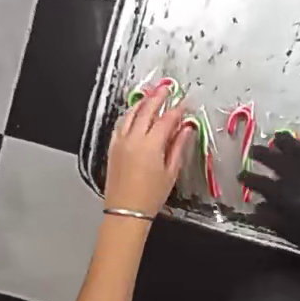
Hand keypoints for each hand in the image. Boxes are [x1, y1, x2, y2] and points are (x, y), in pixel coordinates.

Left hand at [105, 92, 188, 215]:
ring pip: (131, 114)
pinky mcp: (113, 148)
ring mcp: (121, 142)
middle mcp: (134, 139)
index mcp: (151, 145)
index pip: (166, 119)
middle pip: (147, 110)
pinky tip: (134, 113)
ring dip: (142, 102)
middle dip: (158, 97)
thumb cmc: (150, 196)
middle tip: (167, 88)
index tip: (185, 104)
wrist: (126, 211)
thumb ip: (178, 147)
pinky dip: (129, 115)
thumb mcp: (170, 172)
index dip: (177, 110)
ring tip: (150, 95)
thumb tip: (186, 129)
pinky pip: (120, 125)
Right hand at [239, 133, 299, 276]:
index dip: (249, 178)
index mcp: (286, 195)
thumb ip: (274, 220)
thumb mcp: (295, 235)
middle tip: (254, 150)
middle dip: (263, 153)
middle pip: (276, 159)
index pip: (260, 182)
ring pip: (298, 148)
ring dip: (286, 142)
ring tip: (278, 137)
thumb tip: (257, 209)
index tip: (241, 176)